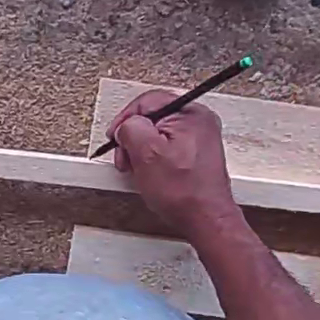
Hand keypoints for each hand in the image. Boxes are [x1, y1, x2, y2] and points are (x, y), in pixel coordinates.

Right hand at [106, 89, 241, 236]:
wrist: (205, 218)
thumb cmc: (183, 192)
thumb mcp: (146, 153)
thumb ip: (131, 128)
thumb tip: (125, 125)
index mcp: (190, 113)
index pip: (147, 101)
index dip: (124, 118)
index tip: (115, 136)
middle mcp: (199, 121)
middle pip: (152, 118)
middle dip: (132, 138)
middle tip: (126, 158)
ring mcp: (199, 138)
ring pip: (157, 134)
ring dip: (141, 151)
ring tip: (138, 170)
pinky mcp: (196, 154)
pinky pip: (166, 148)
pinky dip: (153, 159)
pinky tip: (150, 174)